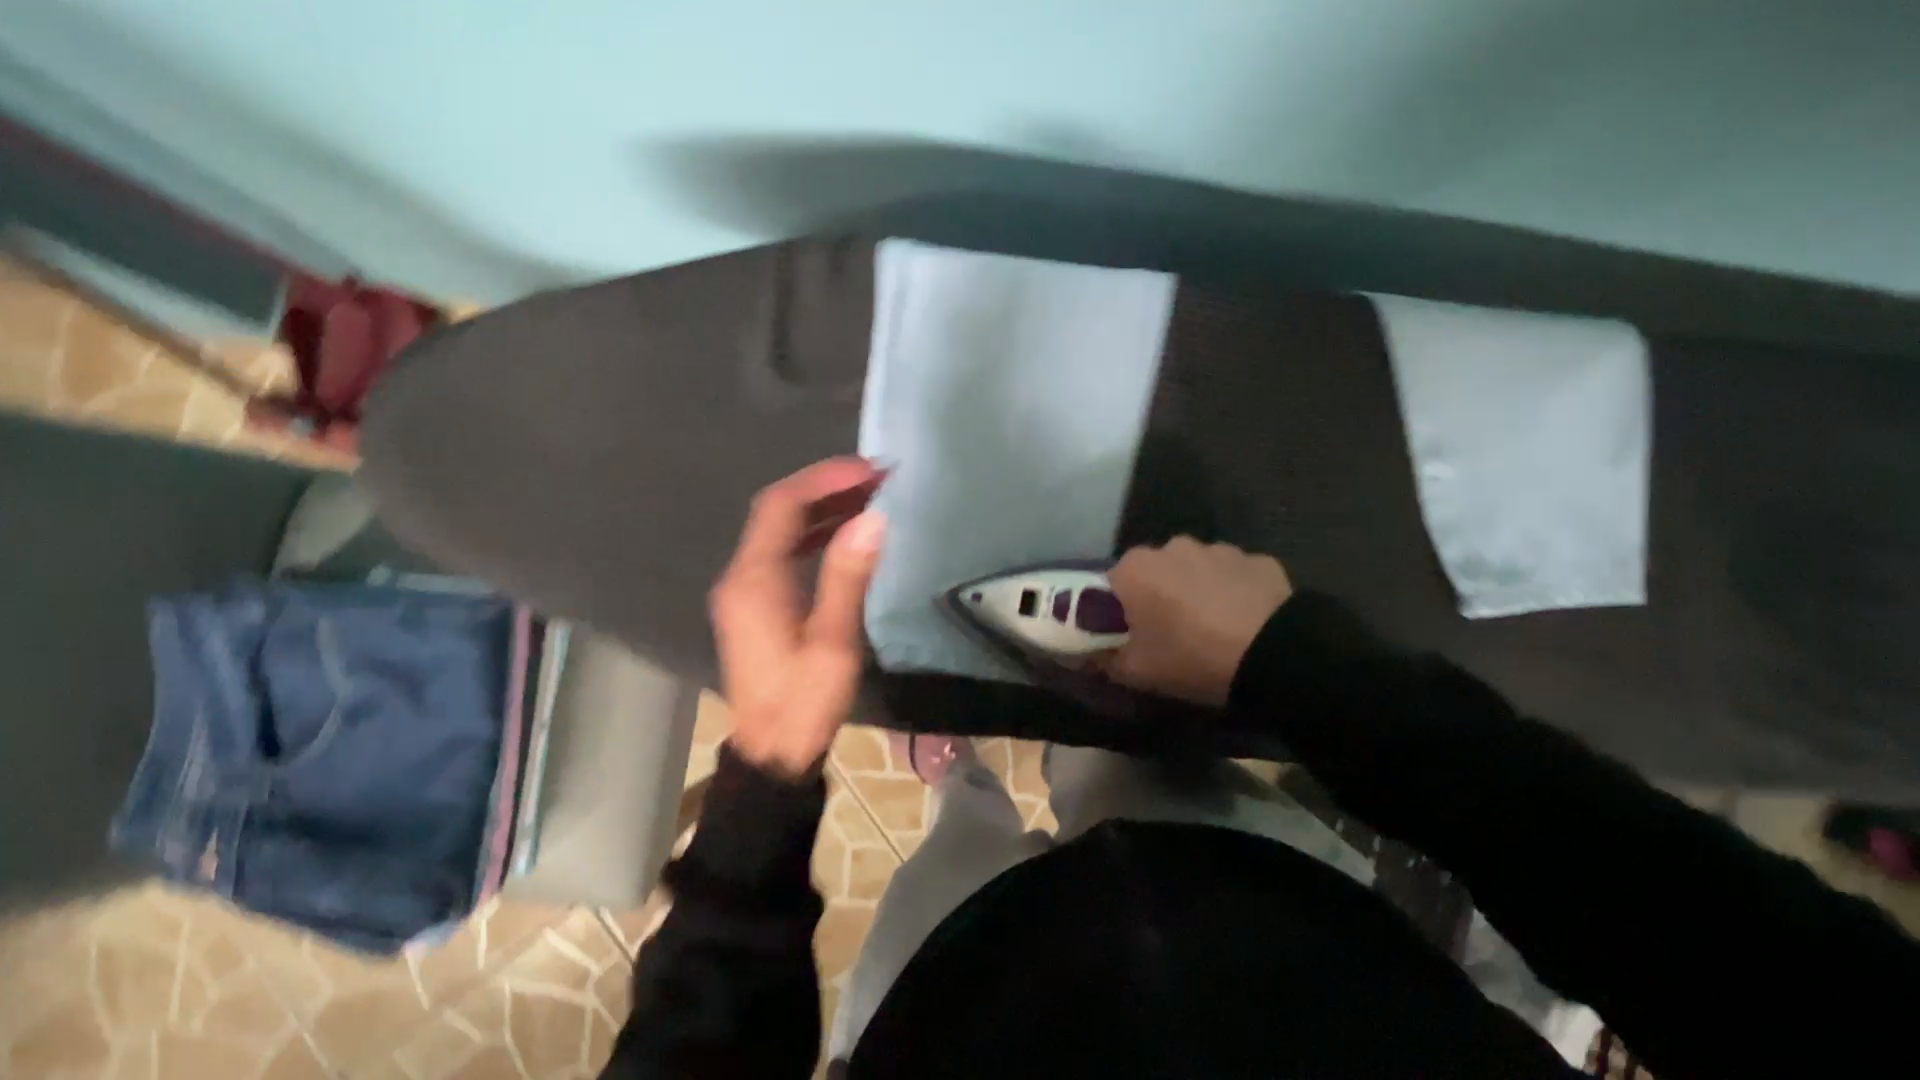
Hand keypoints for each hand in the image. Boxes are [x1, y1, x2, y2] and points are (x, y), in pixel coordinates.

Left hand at [710, 458, 886, 776]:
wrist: (772, 755)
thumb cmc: (804, 701)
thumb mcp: (833, 642)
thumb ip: (848, 577)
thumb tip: (873, 519)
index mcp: (754, 579)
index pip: (782, 505)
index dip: (824, 480)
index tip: (870, 470)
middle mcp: (740, 576)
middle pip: (778, 513)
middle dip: (826, 490)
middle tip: (877, 480)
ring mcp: (744, 592)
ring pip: (779, 533)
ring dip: (821, 513)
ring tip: (870, 501)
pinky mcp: (754, 607)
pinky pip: (780, 555)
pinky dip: (812, 537)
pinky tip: (846, 538)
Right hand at [1102, 537, 1292, 705]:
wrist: (1275, 654)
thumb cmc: (1192, 658)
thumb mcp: (1136, 672)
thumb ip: (1100, 659)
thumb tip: (1083, 654)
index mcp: (1134, 569)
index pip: (1108, 586)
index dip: (1114, 614)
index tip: (1125, 639)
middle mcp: (1171, 547)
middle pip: (1152, 574)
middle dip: (1155, 598)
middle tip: (1167, 636)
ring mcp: (1218, 549)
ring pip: (1194, 571)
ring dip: (1194, 593)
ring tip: (1211, 630)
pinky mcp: (1256, 559)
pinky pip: (1232, 577)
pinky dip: (1231, 594)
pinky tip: (1243, 623)